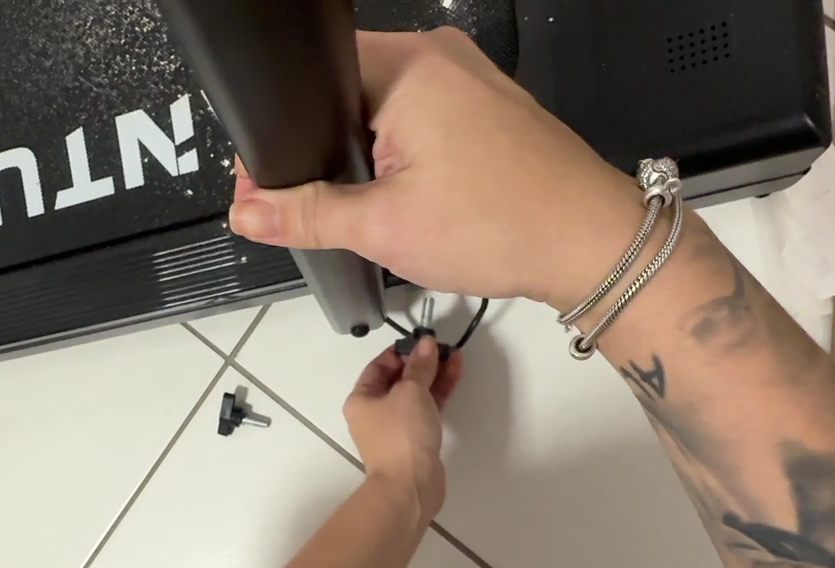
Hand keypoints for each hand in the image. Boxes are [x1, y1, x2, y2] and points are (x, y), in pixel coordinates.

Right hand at [227, 29, 645, 314]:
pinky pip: (422, 122)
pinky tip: (411, 200)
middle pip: (346, 96)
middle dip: (325, 154)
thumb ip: (308, 215)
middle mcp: (438, 57)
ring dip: (367, 160)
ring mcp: (467, 80)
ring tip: (375, 210)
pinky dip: (403, 159)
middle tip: (324, 209)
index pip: (313, 83)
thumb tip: (248, 211)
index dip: (284, 138)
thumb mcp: (383, 228)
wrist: (585, 243)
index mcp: (406, 68)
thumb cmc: (498, 225)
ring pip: (385, 112)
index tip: (271, 187)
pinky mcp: (485, 108)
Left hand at [344, 336, 462, 522]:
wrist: (409, 486)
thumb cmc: (402, 435)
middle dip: (421, 362)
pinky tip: (454, 376)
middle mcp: (374, 413)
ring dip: (433, 376)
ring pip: (415, 395)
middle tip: (442, 347)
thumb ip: (420, 365)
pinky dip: (438, 394)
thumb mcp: (411, 392)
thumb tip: (426, 343)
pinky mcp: (414, 441)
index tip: (422, 340)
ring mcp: (395, 429)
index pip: (378, 366)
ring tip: (454, 356)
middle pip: (398, 380)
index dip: (401, 350)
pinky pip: (425, 410)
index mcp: (361, 400)